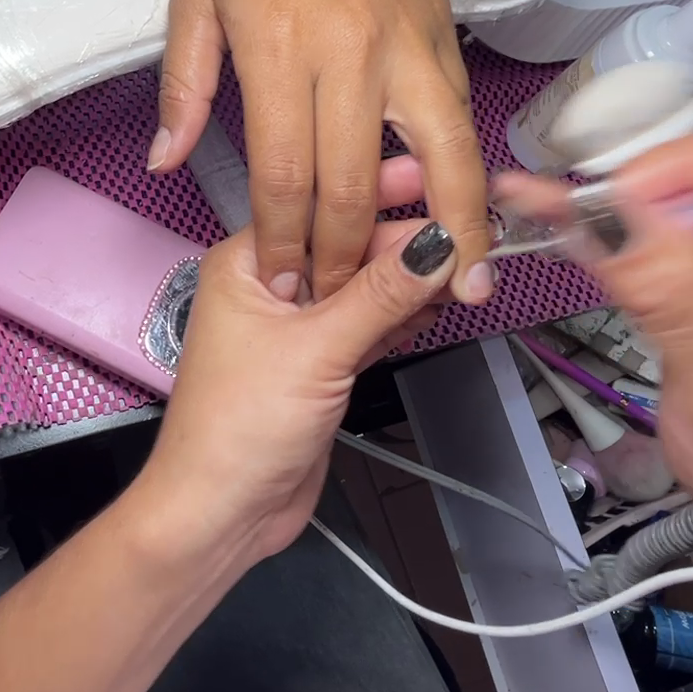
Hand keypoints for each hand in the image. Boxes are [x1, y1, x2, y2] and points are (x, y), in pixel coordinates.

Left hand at [137, 157, 456, 562]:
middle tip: (470, 233)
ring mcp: (295, 325)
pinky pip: (365, 326)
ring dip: (409, 283)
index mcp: (247, 262)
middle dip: (404, 244)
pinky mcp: (318, 362)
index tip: (434, 179)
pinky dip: (398, 318)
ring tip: (467, 267)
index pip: (319, 209)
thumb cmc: (241, 424)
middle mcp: (268, 284)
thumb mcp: (316, 349)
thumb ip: (380, 296)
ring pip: (361, 289)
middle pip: (347, 247)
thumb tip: (438, 244)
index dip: (377, 194)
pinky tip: (436, 305)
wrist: (223, 512)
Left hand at [150, 0, 494, 307]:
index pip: (284, 174)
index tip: (286, 282)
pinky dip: (467, 172)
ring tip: (463, 286)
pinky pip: (460, 117)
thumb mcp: (194, 0)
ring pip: (441, 156)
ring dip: (450, 231)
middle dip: (345, 256)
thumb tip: (165, 161)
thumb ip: (181, 89)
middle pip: (353, 183)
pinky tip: (469, 211)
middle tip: (340, 301)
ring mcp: (407, 45)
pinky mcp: (442, 35)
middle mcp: (351, 54)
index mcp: (280, 50)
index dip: (286, 240)